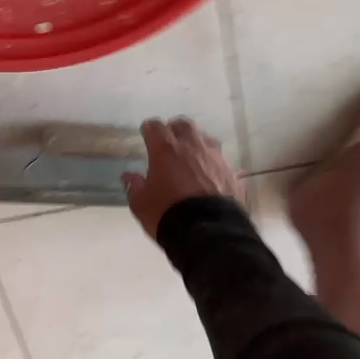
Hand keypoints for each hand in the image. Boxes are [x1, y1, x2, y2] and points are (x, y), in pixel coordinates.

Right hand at [122, 118, 242, 239]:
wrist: (208, 233)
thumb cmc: (167, 214)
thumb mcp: (141, 204)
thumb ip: (134, 186)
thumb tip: (128, 177)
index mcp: (165, 149)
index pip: (155, 126)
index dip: (149, 129)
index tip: (146, 135)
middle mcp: (191, 146)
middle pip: (183, 125)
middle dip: (175, 130)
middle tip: (169, 142)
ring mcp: (215, 158)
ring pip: (205, 139)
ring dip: (196, 144)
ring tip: (191, 158)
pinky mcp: (231, 173)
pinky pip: (220, 161)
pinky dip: (212, 165)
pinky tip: (209, 177)